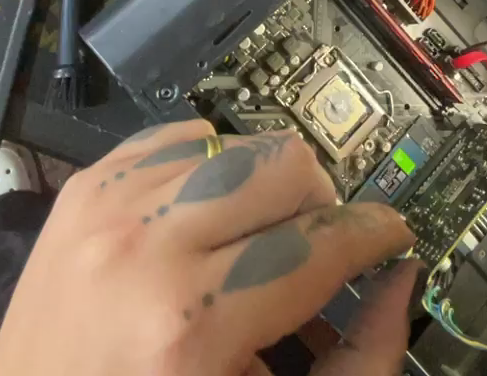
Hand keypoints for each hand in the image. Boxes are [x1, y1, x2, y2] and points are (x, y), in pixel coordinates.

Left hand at [0, 121, 418, 375]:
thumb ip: (356, 362)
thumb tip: (401, 279)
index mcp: (190, 328)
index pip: (320, 245)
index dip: (374, 235)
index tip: (392, 236)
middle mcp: (146, 248)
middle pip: (285, 164)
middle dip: (318, 203)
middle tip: (312, 244)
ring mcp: (107, 204)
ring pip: (239, 141)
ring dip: (263, 184)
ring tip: (253, 232)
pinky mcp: (85, 184)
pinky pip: (182, 133)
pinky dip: (210, 165)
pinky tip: (203, 214)